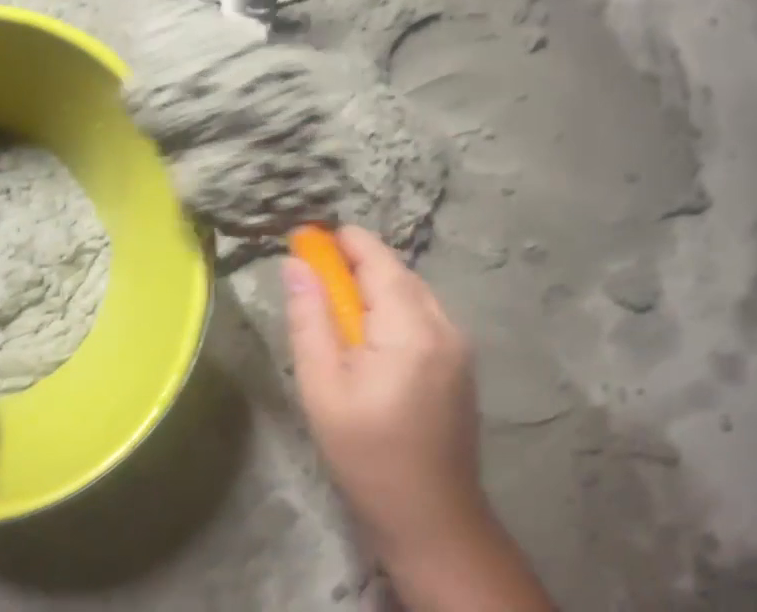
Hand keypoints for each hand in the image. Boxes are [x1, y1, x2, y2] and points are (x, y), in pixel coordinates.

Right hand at [283, 226, 484, 560]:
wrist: (431, 519)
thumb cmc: (366, 454)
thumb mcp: (322, 385)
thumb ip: (310, 317)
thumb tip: (296, 262)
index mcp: (412, 328)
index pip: (377, 258)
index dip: (338, 241)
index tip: (301, 238)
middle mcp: (445, 325)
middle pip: (395, 271)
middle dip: (352, 264)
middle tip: (309, 279)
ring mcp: (459, 345)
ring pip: (410, 292)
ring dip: (371, 287)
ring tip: (332, 310)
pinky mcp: (460, 364)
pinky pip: (421, 315)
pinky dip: (390, 309)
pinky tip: (365, 338)